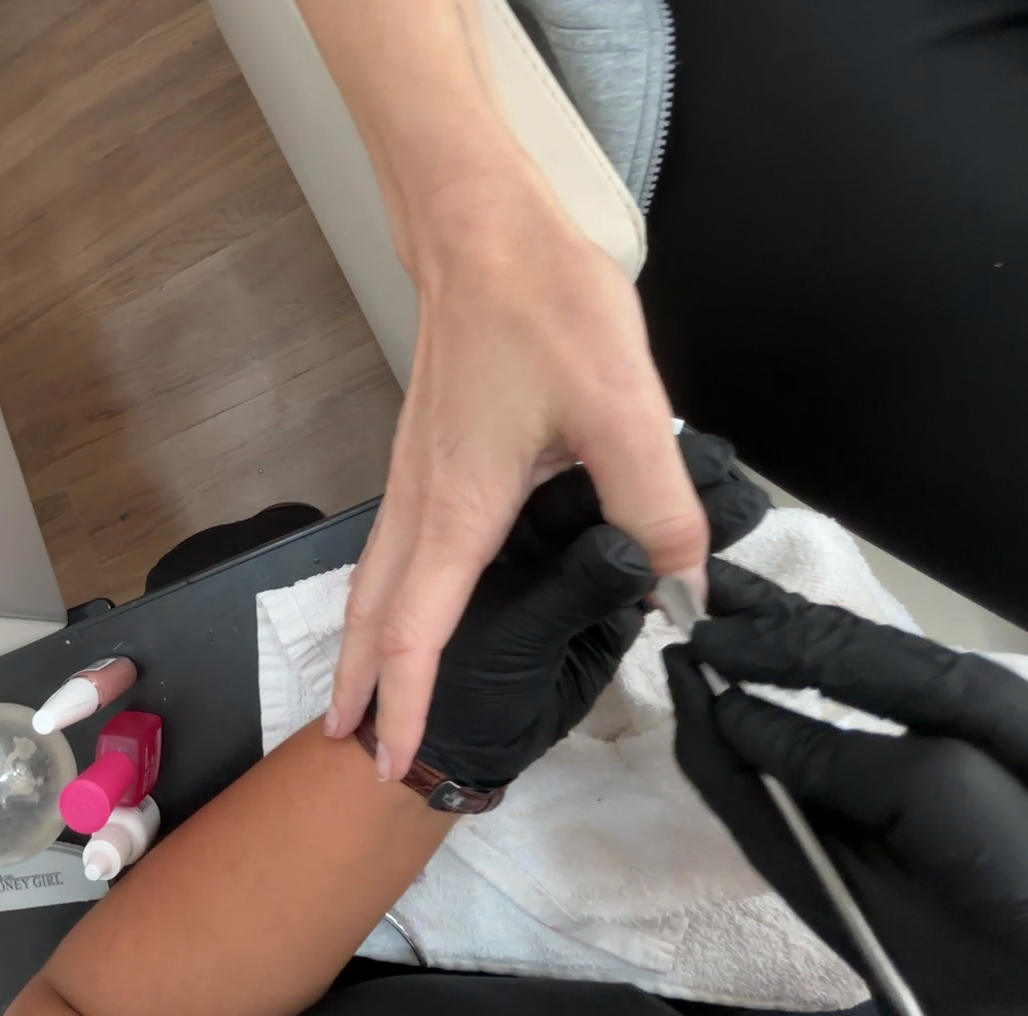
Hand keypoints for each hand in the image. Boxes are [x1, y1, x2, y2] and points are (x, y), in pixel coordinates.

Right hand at [327, 187, 707, 779]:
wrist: (480, 245)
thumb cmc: (542, 314)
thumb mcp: (624, 408)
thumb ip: (655, 506)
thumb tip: (681, 587)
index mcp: (458, 510)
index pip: (415, 630)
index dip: (403, 702)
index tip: (391, 758)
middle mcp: (418, 508)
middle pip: (369, 615)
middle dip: (356, 684)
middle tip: (346, 741)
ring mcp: (409, 484)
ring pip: (371, 584)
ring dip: (362, 646)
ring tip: (362, 693)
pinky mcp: (419, 464)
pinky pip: (388, 553)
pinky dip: (381, 603)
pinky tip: (400, 610)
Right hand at [667, 562, 1027, 1015]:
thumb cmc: (910, 940)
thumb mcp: (822, 895)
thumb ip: (748, 794)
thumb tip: (689, 683)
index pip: (923, 787)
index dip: (806, 744)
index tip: (717, 714)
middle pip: (940, 687)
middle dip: (803, 649)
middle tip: (702, 629)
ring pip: (934, 657)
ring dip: (812, 623)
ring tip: (718, 589)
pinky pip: (931, 659)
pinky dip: (839, 634)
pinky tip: (771, 610)